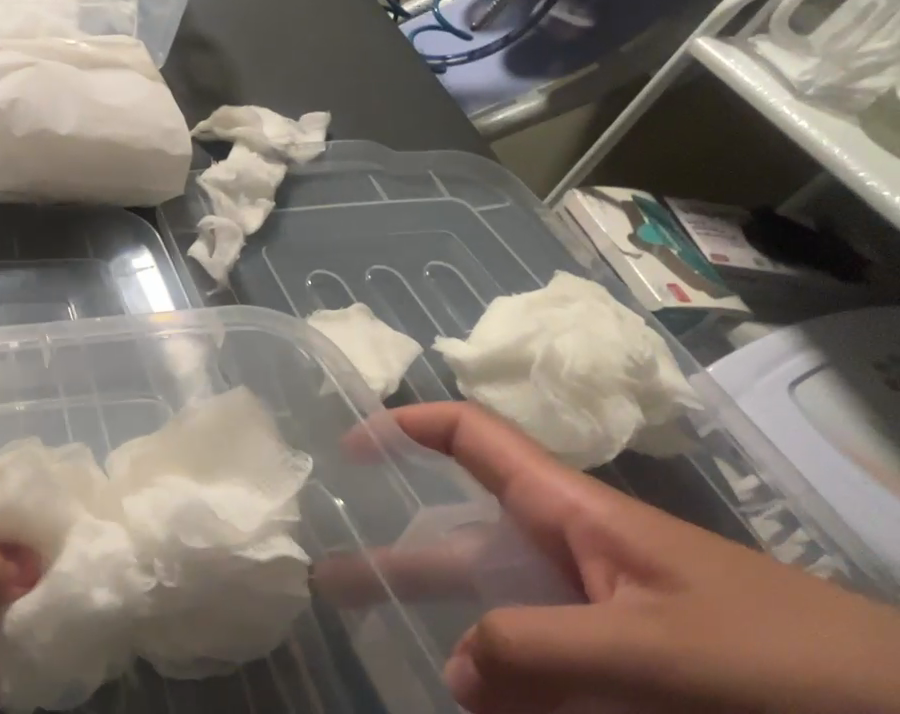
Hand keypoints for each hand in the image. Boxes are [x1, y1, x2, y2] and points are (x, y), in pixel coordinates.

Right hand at [359, 402, 899, 713]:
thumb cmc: (783, 657)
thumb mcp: (653, 647)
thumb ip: (539, 649)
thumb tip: (450, 669)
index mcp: (572, 512)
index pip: (472, 438)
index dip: (406, 427)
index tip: (348, 449)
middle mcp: (573, 552)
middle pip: (464, 539)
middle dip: (396, 554)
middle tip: (329, 583)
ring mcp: (600, 612)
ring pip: (503, 615)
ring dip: (450, 636)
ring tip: (391, 658)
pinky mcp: (628, 667)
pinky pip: (547, 668)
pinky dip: (509, 686)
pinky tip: (483, 707)